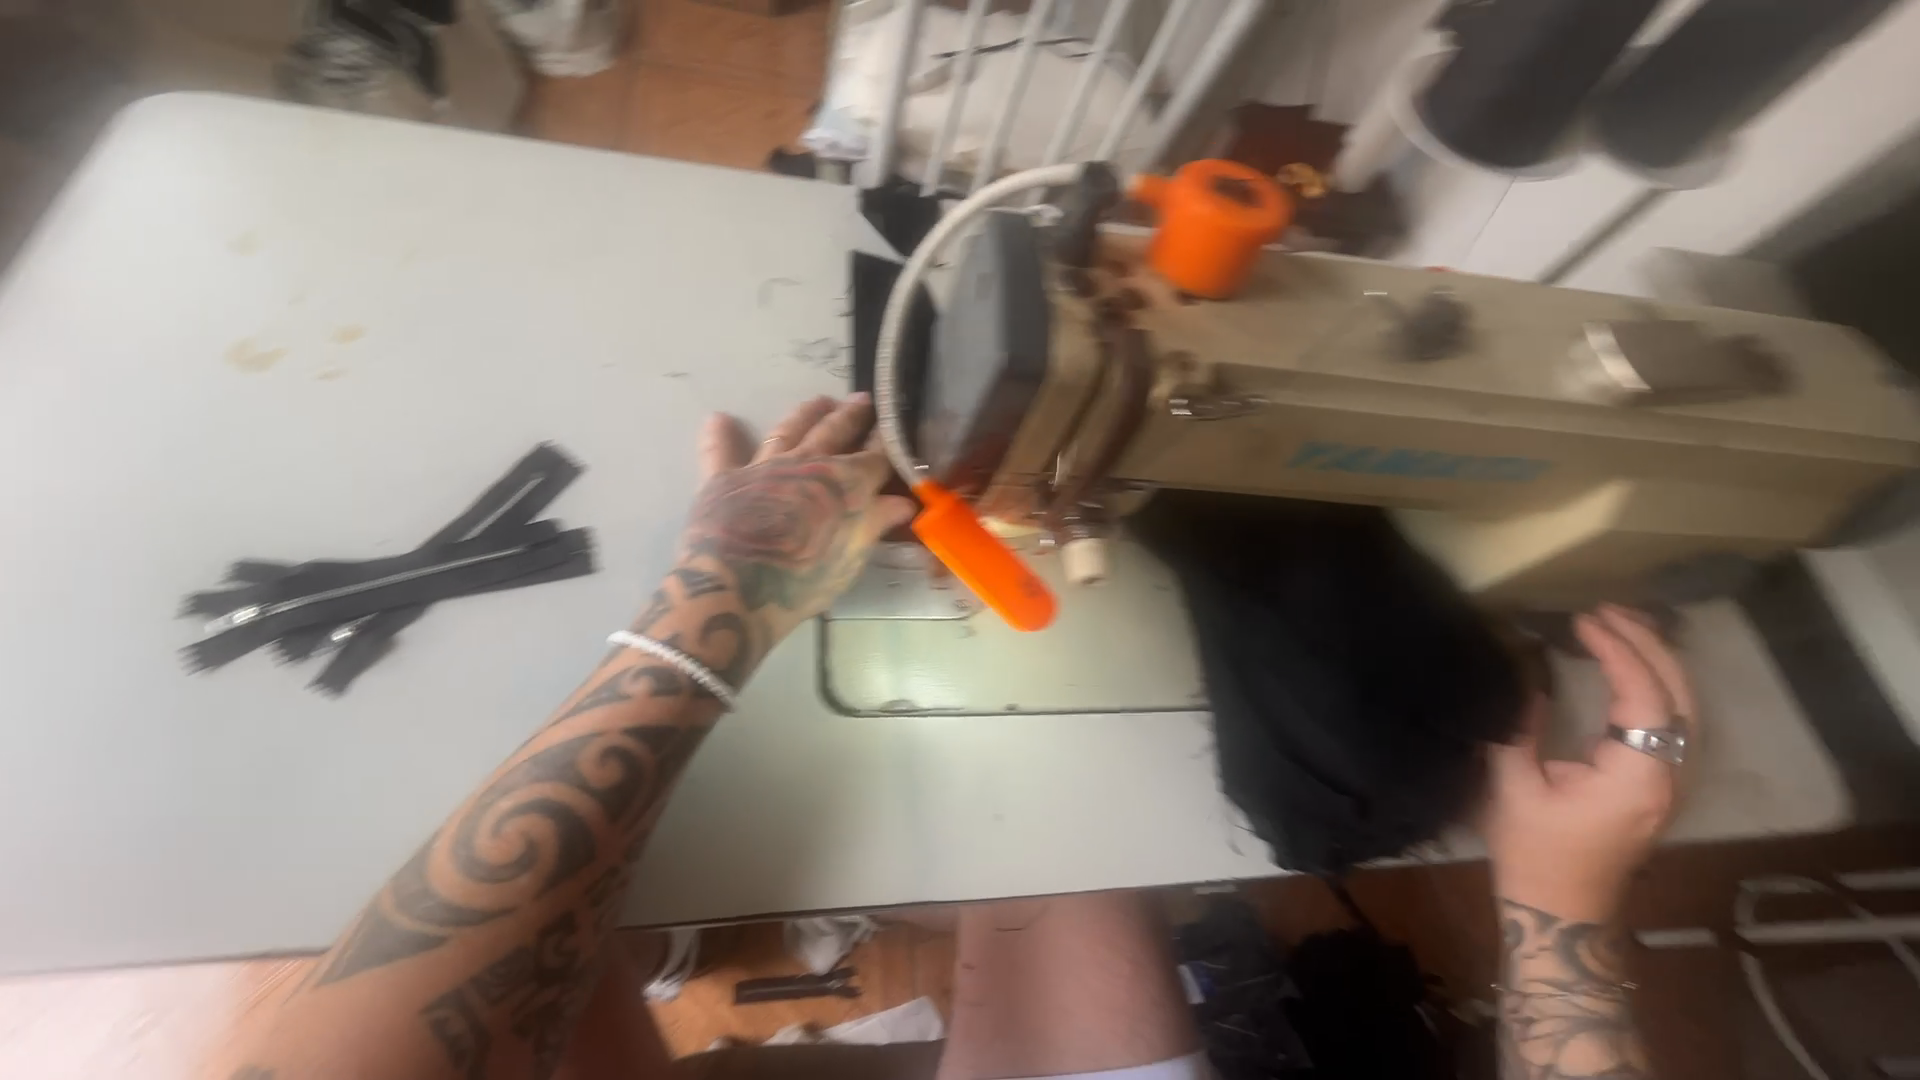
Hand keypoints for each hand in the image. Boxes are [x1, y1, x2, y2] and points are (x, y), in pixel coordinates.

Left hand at [673, 393, 915, 647]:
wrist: (736, 588)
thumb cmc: (804, 578)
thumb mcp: (852, 557)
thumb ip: (876, 522)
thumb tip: (904, 501)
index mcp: (846, 483)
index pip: (874, 457)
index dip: (886, 442)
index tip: (895, 427)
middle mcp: (807, 464)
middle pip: (833, 433)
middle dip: (851, 417)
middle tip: (862, 399)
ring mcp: (764, 468)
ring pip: (788, 432)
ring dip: (805, 415)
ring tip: (819, 401)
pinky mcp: (724, 480)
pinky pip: (720, 453)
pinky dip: (718, 437)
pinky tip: (718, 420)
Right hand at [1484, 605, 1694, 920]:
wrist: (1560, 901)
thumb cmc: (1532, 848)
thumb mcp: (1513, 785)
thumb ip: (1519, 729)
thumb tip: (1527, 677)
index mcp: (1635, 776)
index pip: (1645, 699)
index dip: (1619, 653)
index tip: (1583, 621)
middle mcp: (1669, 775)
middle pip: (1680, 696)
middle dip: (1648, 645)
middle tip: (1604, 610)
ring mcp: (1671, 779)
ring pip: (1685, 706)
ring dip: (1656, 659)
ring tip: (1617, 624)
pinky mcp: (1659, 779)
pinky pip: (1672, 719)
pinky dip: (1653, 682)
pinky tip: (1626, 663)